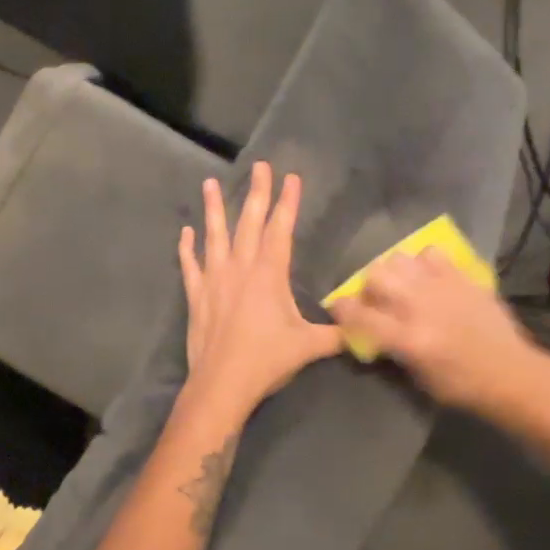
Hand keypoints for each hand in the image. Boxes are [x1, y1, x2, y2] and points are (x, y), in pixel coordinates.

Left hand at [177, 162, 343, 417]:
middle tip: (259, 166)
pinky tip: (185, 233)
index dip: (288, 202)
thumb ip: (337, 335)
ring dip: (214, 209)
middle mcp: (241, 267)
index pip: (281, 229)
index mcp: (269, 273)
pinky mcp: (196, 295)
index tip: (291, 177)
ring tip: (210, 183)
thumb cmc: (267, 360)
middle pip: (249, 222)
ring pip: (214, 235)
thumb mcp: (309, 346)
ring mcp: (215, 279)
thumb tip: (364, 330)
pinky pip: (190, 265)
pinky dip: (186, 249)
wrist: (222, 383)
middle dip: (257, 192)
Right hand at [330, 249, 541, 413]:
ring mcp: (442, 287)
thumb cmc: (462, 386)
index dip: (342, 309)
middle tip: (376, 299)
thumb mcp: (419, 378)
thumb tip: (372, 330)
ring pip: (398, 258)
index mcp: (409, 339)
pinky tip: (428, 277)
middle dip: (369, 287)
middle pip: (376, 276)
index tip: (339, 307)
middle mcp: (420, 307)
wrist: (512, 374)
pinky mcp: (462, 277)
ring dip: (393, 272)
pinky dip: (422, 262)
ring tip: (402, 284)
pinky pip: (430, 253)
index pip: (360, 315)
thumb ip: (392, 350)